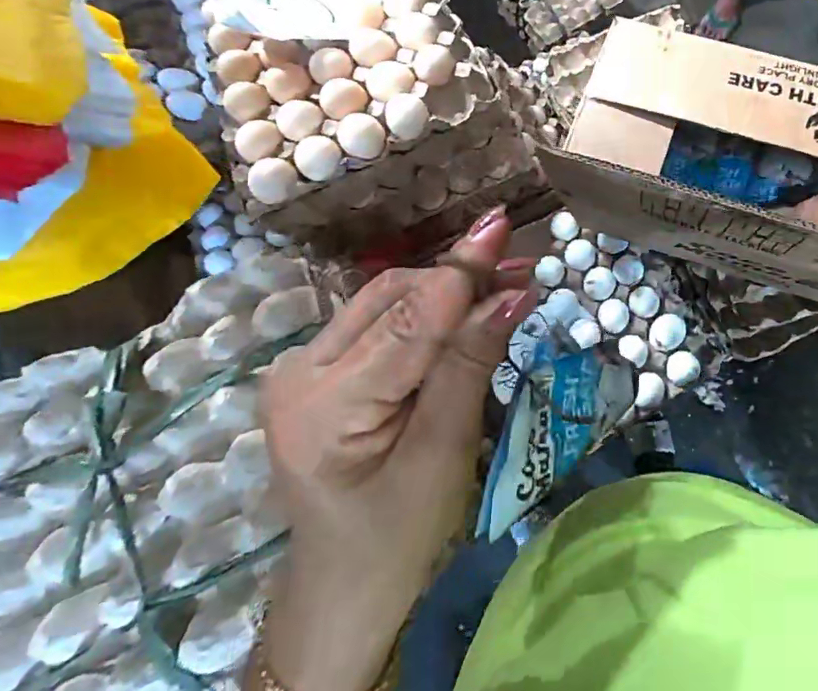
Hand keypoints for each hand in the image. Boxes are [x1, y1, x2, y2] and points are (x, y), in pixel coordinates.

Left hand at [260, 208, 535, 690]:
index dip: (458, 273)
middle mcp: (297, 370)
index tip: (502, 231)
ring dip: (444, 287)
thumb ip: (468, 366)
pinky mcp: (317, 367)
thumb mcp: (443, 453)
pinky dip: (426, 309)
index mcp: (321, 407)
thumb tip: (510, 295)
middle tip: (519, 263)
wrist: (345, 585)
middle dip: (456, 276)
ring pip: (385, 302)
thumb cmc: (399, 537)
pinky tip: (464, 301)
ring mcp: (301, 366)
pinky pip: (378, 322)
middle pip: (390, 300)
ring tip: (504, 276)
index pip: (403, 323)